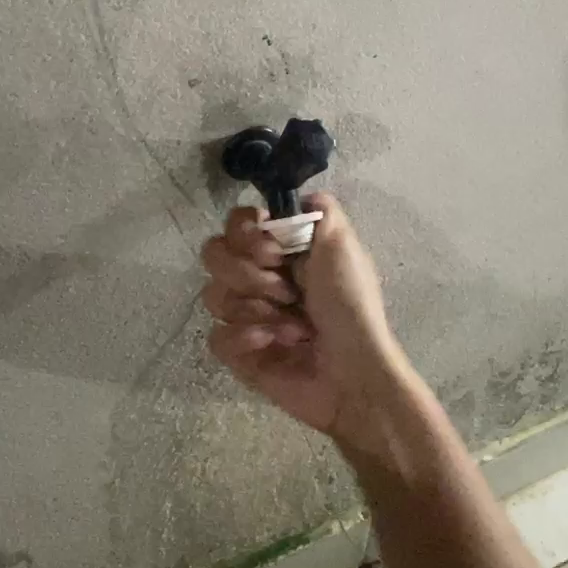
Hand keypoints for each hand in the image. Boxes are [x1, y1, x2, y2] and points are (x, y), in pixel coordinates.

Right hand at [201, 193, 415, 444]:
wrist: (353, 371)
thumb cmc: (350, 306)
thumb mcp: (343, 246)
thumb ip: (320, 210)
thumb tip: (296, 196)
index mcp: (280, 250)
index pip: (234, 225)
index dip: (247, 235)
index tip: (275, 252)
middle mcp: (258, 277)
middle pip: (213, 254)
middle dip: (250, 274)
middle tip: (288, 292)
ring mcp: (245, 315)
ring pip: (213, 295)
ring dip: (258, 310)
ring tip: (293, 326)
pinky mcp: (239, 352)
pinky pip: (217, 336)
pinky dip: (247, 339)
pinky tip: (275, 345)